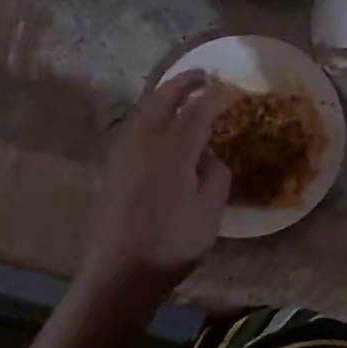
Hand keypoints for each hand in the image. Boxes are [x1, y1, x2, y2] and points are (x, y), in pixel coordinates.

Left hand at [81, 71, 235, 291]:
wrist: (119, 272)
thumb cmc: (172, 243)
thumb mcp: (210, 210)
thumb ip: (216, 174)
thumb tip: (208, 156)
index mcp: (174, 148)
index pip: (199, 109)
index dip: (218, 96)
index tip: (233, 90)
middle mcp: (146, 140)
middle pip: (164, 98)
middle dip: (185, 82)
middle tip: (203, 75)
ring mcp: (125, 153)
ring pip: (144, 109)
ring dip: (165, 95)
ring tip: (183, 94)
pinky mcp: (114, 167)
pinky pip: (136, 126)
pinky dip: (152, 114)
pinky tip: (162, 126)